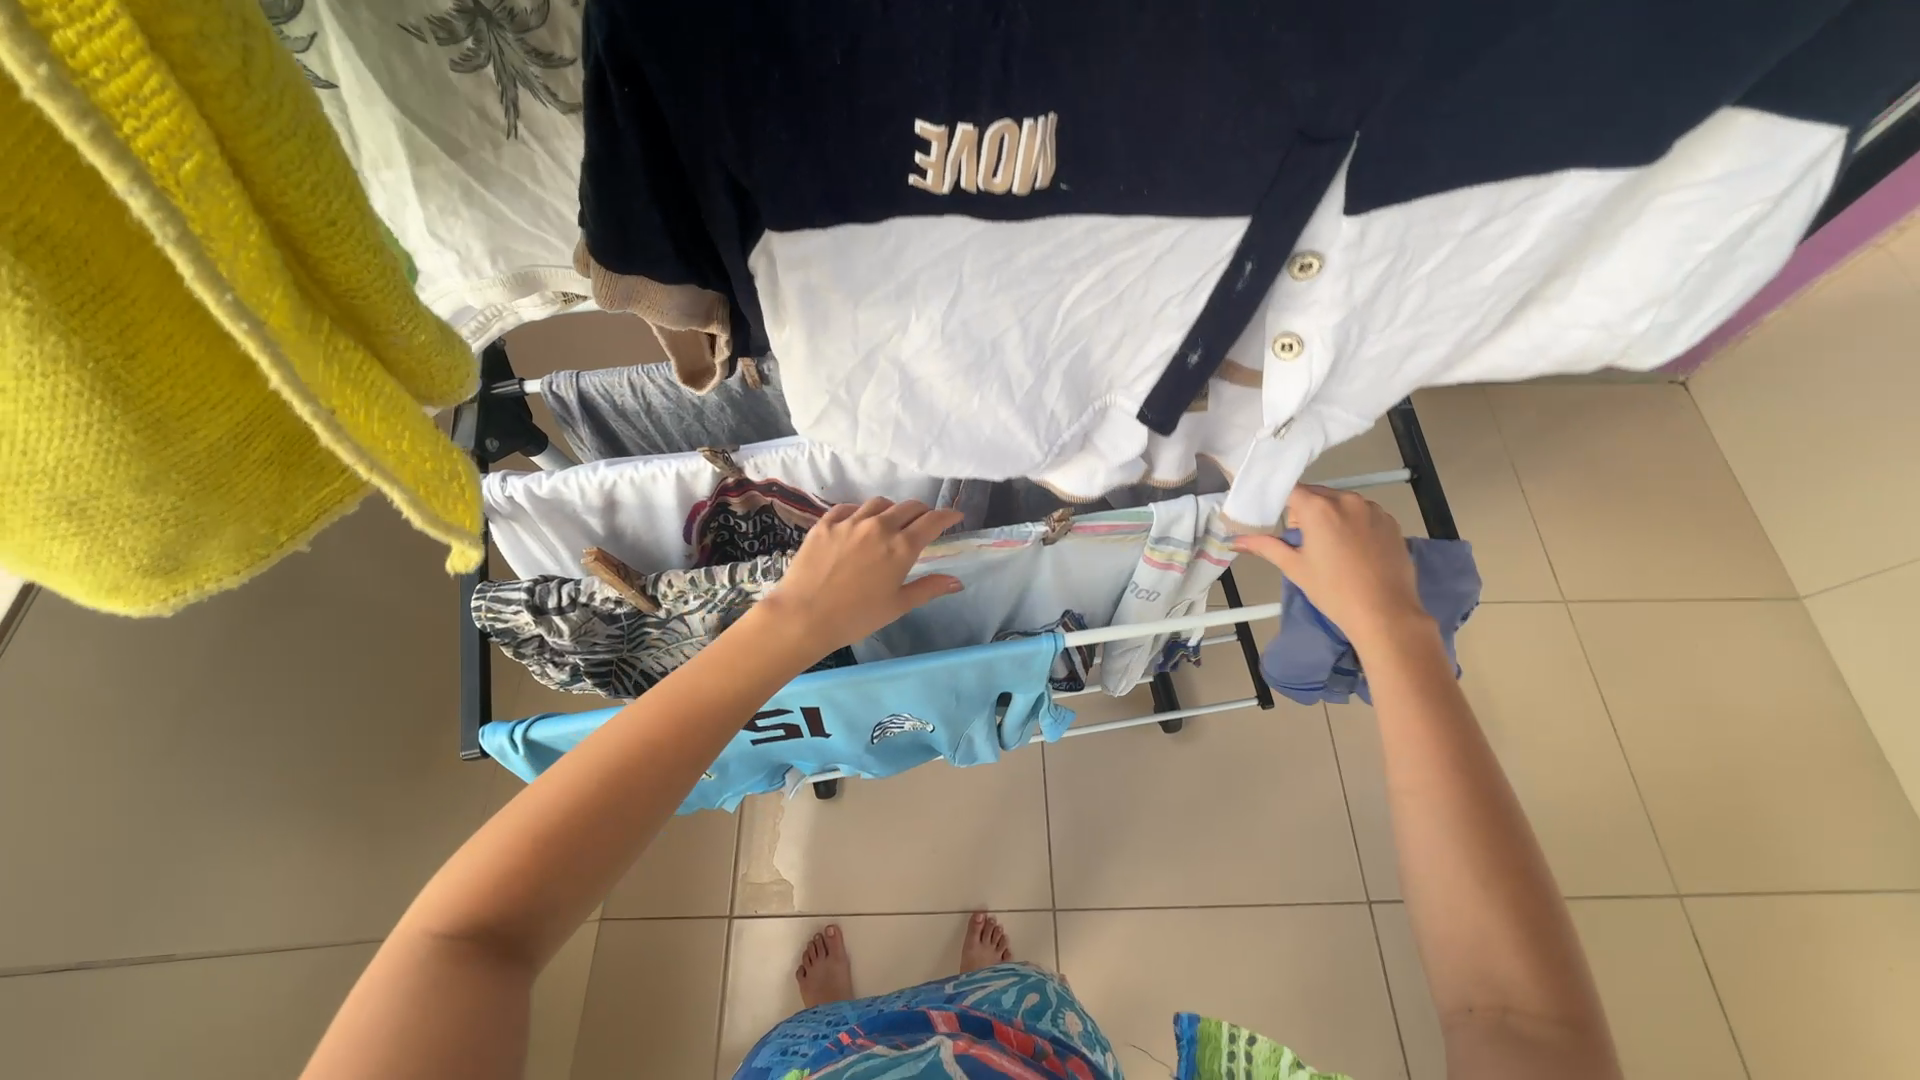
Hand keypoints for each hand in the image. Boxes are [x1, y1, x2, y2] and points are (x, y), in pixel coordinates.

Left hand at [756, 498, 964, 652]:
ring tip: (892, 522)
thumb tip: (957, 581)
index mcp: (901, 547)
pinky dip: (861, 512)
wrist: (803, 616)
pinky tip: (860, 522)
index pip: (932, 521)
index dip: (948, 516)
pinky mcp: (825, 523)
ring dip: (892, 509)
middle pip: (909, 507)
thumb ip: (929, 588)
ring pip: (879, 503)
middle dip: (922, 512)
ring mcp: (850, 521)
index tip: (956, 516)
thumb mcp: (897, 605)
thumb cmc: (855, 617)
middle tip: (925, 523)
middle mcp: (879, 526)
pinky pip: (849, 508)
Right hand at [1231, 485, 1429, 647]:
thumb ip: (1265, 546)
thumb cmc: (1333, 591)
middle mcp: (1347, 500)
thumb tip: (1235, 541)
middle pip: (1317, 494)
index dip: (1282, 502)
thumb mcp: (1294, 567)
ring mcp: (1373, 509)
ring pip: (1341, 502)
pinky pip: (1364, 513)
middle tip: (1304, 541)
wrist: (1384, 612)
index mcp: (1319, 508)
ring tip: (1331, 548)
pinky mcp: (1390, 522)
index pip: (1291, 490)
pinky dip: (1353, 523)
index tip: (1278, 519)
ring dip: (1330, 515)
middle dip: (1306, 511)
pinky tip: (1354, 550)